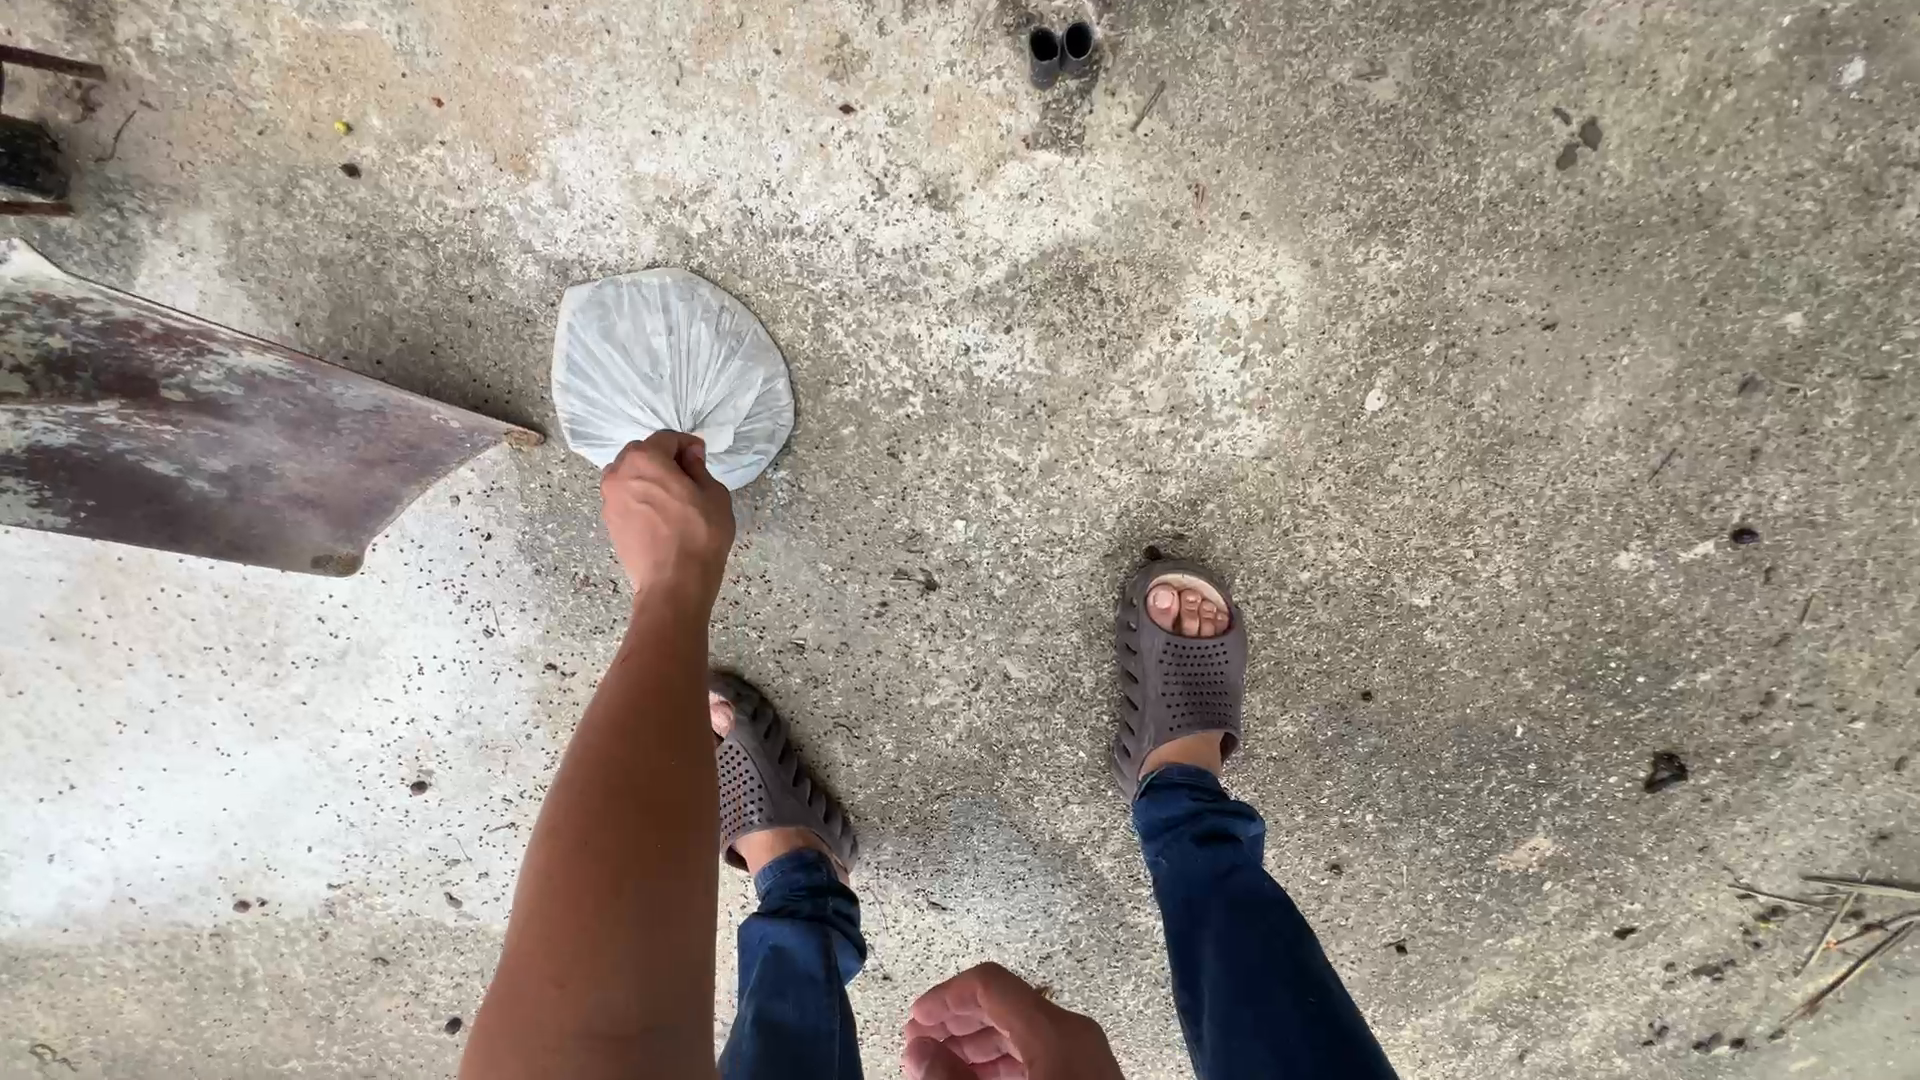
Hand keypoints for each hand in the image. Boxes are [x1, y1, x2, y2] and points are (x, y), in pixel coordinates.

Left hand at [599, 432, 734, 608]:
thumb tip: (689, 456)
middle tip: (687, 475)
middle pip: (641, 453)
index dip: (687, 444)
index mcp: (645, 460)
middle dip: (663, 457)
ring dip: (648, 477)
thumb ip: (698, 468)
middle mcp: (620, 473)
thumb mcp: (713, 494)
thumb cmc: (700, 534)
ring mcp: (610, 499)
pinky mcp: (610, 520)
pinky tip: (660, 514)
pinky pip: (625, 497)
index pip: (666, 438)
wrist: (674, 581)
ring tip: (671, 495)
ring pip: (628, 475)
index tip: (701, 455)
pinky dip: (640, 496)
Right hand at [902, 963, 1124, 1079]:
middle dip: (956, 1021)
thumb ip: (951, 1079)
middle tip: (920, 1043)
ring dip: (976, 1044)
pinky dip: (1002, 1062)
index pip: (989, 985)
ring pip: (1020, 1031)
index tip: (915, 1021)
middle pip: (1004, 1003)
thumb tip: (919, 1050)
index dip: (945, 998)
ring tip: (942, 1067)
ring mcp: (1085, 1057)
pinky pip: (1038, 1055)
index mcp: (1055, 1030)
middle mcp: (1074, 1034)